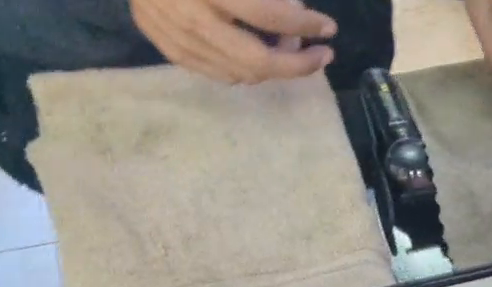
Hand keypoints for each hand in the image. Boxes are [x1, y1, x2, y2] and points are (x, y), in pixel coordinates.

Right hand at [130, 0, 335, 83]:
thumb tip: (295, 8)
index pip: (270, 14)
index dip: (305, 23)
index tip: (328, 28)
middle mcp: (190, 13)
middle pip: (258, 61)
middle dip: (297, 64)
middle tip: (320, 55)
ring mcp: (173, 32)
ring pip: (240, 73)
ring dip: (272, 67)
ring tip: (289, 50)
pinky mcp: (163, 43)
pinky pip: (216, 73)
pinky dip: (243, 70)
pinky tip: (257, 55)